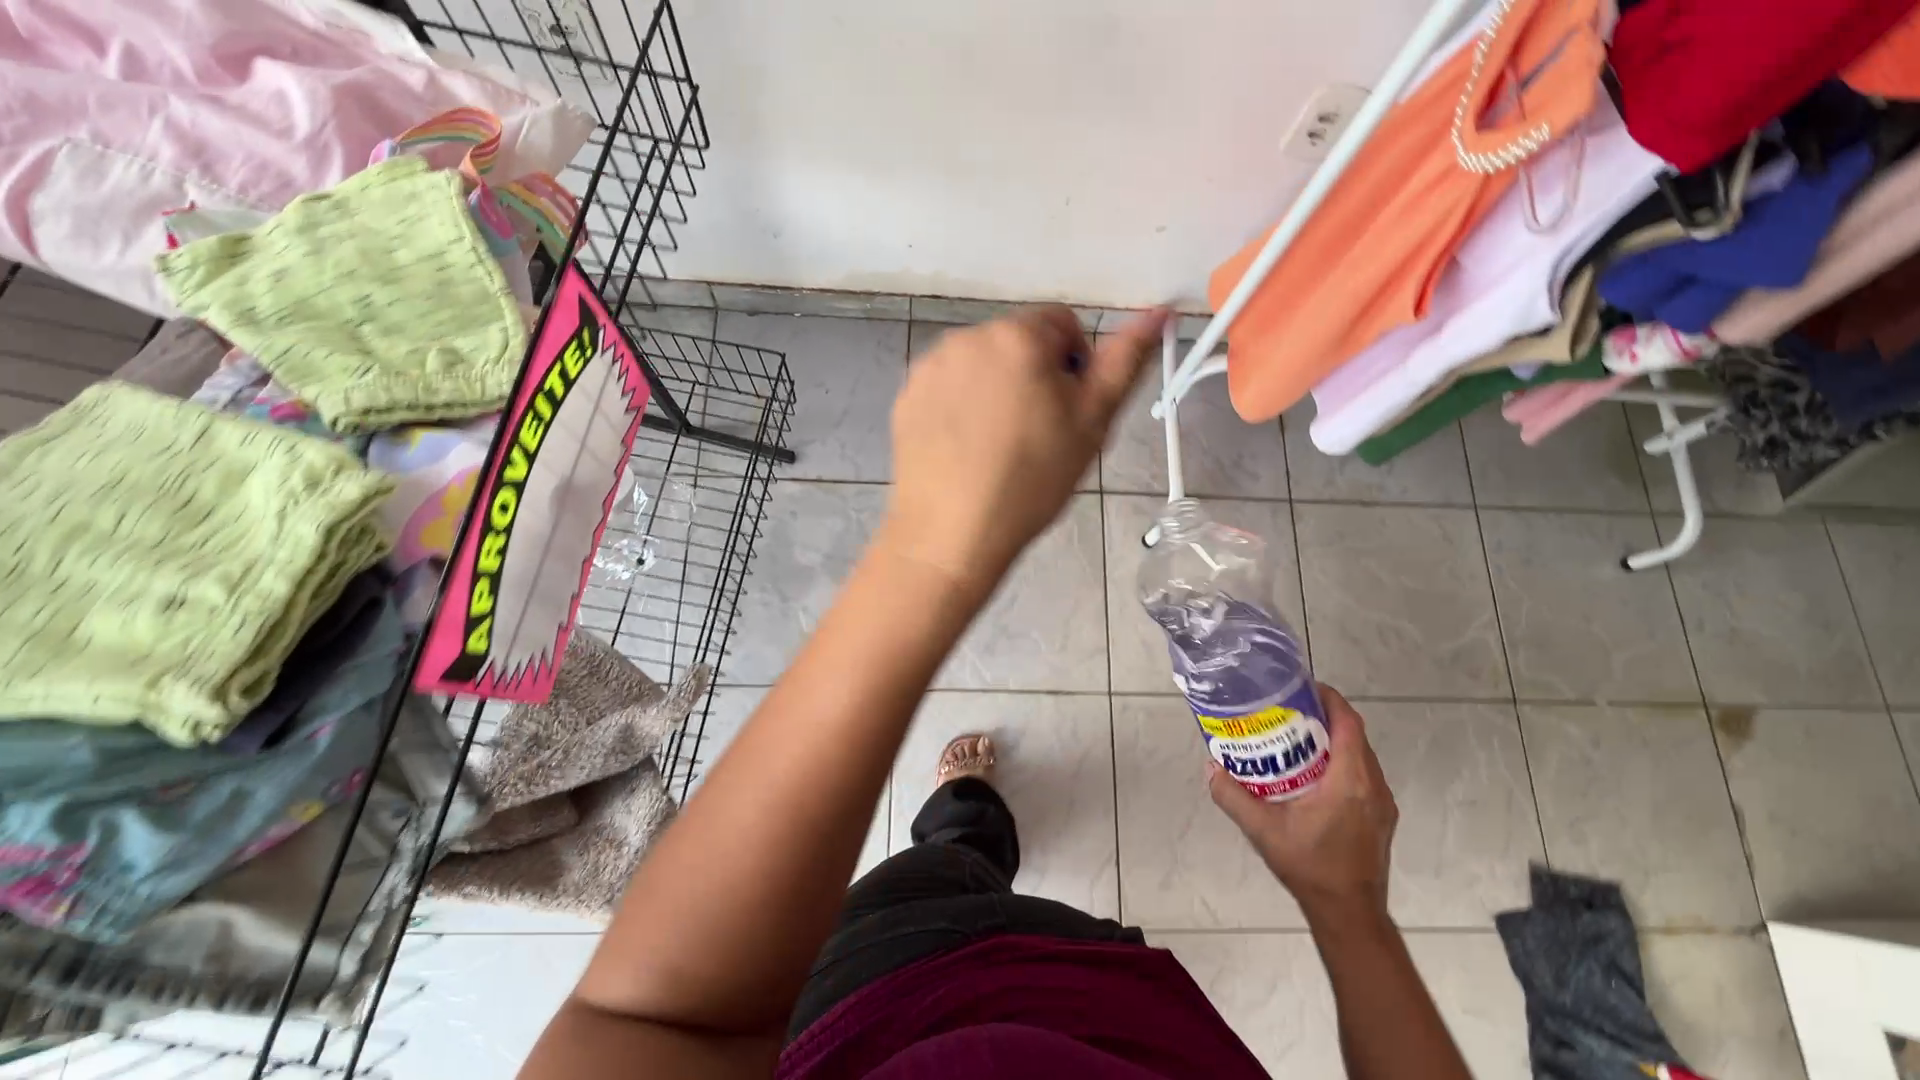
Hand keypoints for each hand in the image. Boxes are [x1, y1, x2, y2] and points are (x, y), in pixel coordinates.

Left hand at [883, 304, 1168, 590]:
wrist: (953, 533)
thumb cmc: (1033, 478)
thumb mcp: (1093, 421)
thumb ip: (1126, 360)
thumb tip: (1160, 310)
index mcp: (1018, 335)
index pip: (1063, 323)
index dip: (1076, 364)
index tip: (1070, 411)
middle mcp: (968, 337)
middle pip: (1018, 341)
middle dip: (1035, 375)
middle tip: (1040, 434)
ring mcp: (930, 366)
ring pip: (981, 364)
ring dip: (997, 388)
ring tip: (1000, 446)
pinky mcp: (906, 397)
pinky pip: (947, 388)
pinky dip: (961, 407)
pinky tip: (967, 450)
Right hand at [1207, 684, 1397, 924]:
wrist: (1349, 913)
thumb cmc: (1309, 867)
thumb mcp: (1263, 830)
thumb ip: (1233, 796)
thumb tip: (1210, 768)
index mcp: (1350, 780)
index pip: (1348, 723)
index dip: (1329, 699)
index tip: (1303, 688)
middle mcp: (1373, 785)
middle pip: (1355, 736)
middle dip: (1326, 718)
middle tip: (1291, 713)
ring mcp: (1382, 803)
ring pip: (1362, 757)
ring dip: (1336, 742)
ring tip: (1299, 740)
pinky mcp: (1382, 818)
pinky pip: (1365, 776)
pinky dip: (1343, 764)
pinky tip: (1315, 778)